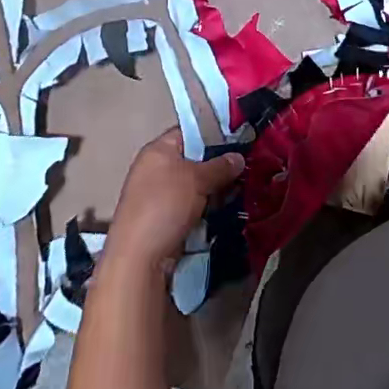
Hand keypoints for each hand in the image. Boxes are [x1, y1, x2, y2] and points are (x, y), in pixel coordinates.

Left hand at [105, 130, 243, 273]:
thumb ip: (219, 166)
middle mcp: (157, 168)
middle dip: (220, 165)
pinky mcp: (167, 218)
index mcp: (158, 150)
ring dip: (217, 189)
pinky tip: (230, 209)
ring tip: (245, 188)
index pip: (189, 132)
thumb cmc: (165, 205)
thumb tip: (239, 158)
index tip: (241, 140)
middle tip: (249, 168)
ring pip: (197, 185)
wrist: (140, 256)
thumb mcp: (196, 179)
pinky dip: (209, 207)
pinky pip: (194, 205)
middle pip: (195, 160)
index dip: (214, 133)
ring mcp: (161, 195)